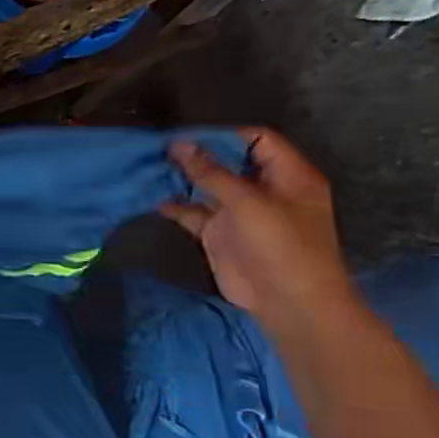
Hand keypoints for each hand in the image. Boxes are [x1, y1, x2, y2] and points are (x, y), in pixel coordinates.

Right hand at [159, 130, 359, 323]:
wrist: (287, 302)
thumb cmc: (280, 245)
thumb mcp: (247, 202)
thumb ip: (211, 172)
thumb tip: (179, 144)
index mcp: (288, 176)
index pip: (258, 140)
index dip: (224, 135)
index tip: (187, 136)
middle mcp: (265, 189)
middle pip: (228, 161)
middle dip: (197, 155)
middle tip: (160, 150)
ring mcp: (241, 212)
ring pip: (208, 186)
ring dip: (182, 179)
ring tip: (150, 169)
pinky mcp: (221, 233)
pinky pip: (194, 212)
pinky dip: (175, 205)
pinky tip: (153, 198)